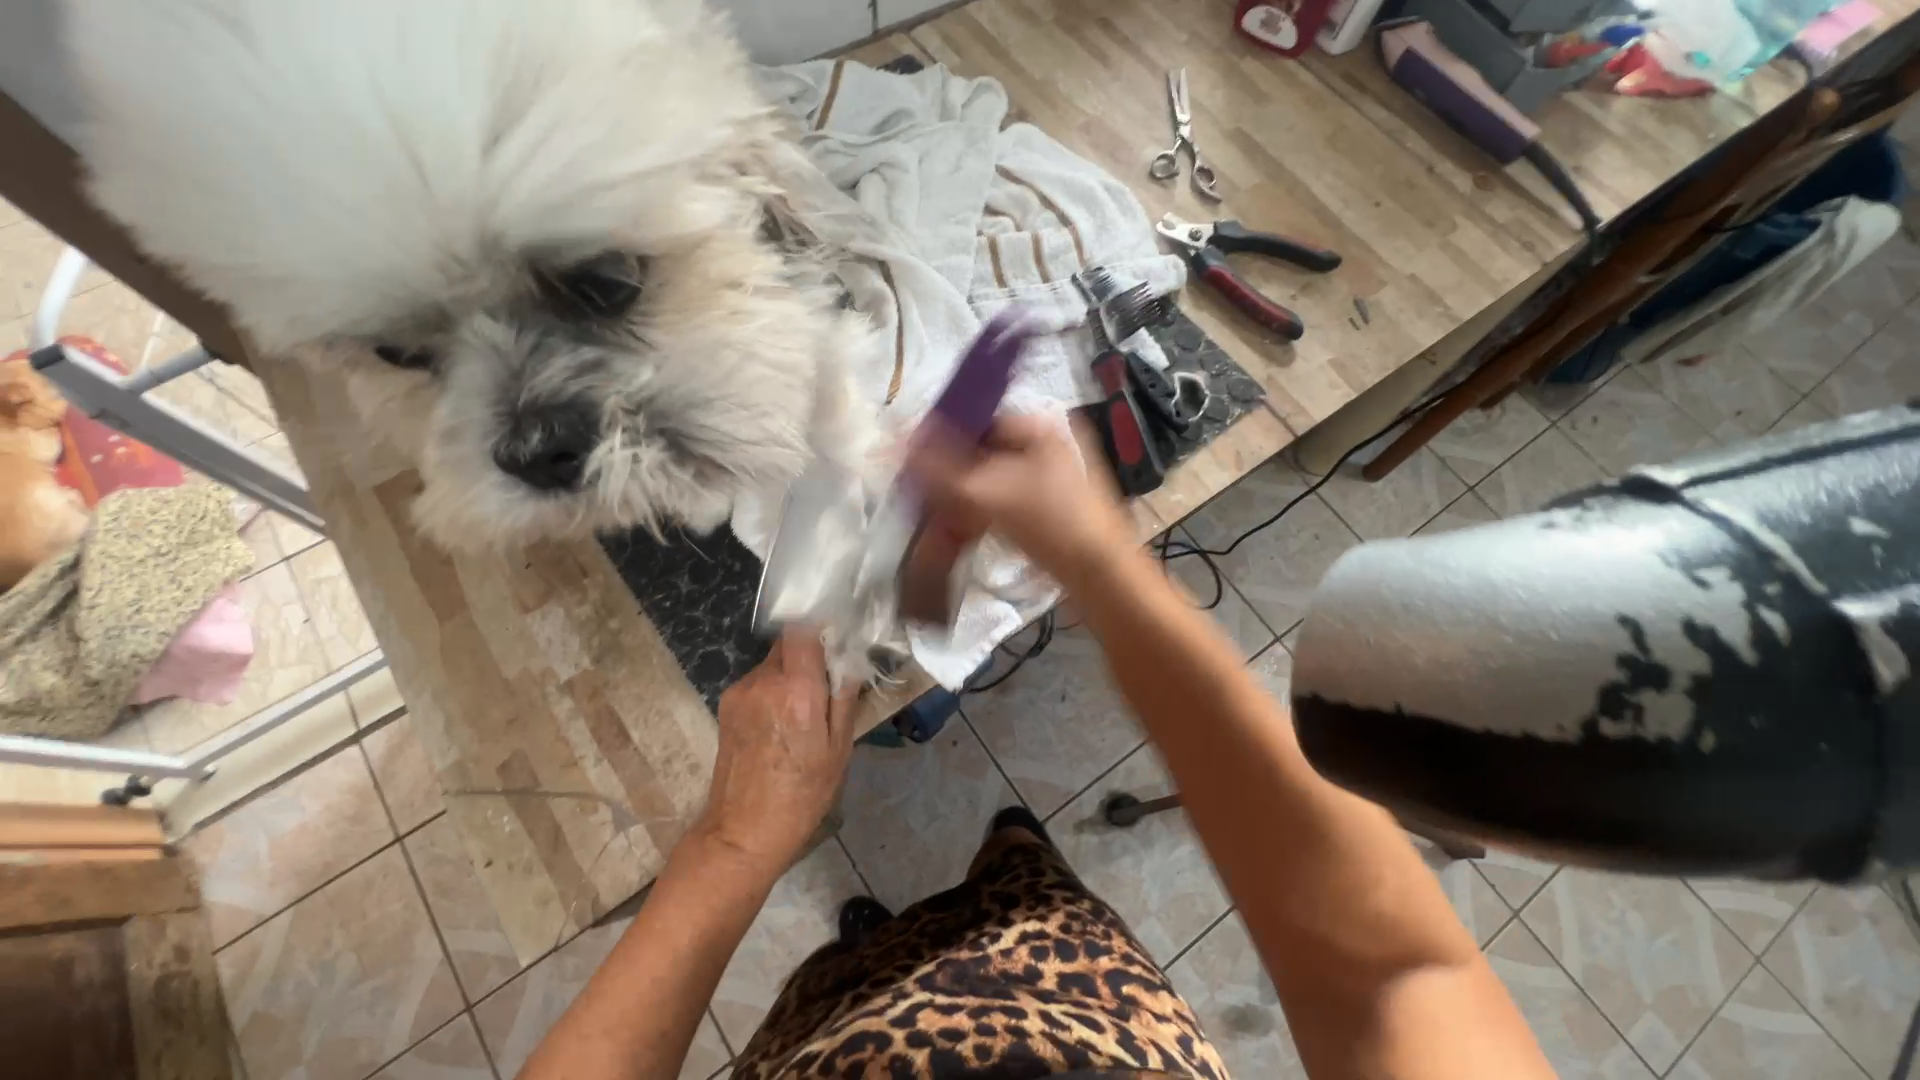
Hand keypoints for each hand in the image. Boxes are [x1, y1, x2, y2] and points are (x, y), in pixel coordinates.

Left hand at [694, 627, 857, 869]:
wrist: (742, 833)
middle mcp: (764, 681)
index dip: (821, 625)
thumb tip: (849, 658)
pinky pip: (758, 682)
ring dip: (791, 672)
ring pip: (773, 662)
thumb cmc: (802, 796)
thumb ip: (844, 697)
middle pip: (788, 642)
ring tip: (805, 709)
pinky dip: (774, 689)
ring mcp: (740, 692)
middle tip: (828, 678)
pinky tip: (782, 722)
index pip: (803, 629)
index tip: (839, 636)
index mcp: (797, 691)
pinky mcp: (727, 705)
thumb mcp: (839, 749)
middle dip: (810, 652)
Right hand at [906, 413, 1132, 585]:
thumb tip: (893, 441)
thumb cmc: (1052, 523)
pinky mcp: (1051, 510)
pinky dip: (980, 515)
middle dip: (950, 477)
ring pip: (991, 481)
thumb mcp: (988, 492)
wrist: (1103, 576)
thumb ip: (937, 467)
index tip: (912, 462)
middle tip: (920, 496)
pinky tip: (960, 533)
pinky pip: (1005, 503)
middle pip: (982, 453)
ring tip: (935, 519)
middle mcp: (1049, 444)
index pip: (978, 420)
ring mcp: (1053, 479)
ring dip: (961, 499)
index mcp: (1041, 426)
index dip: (942, 438)